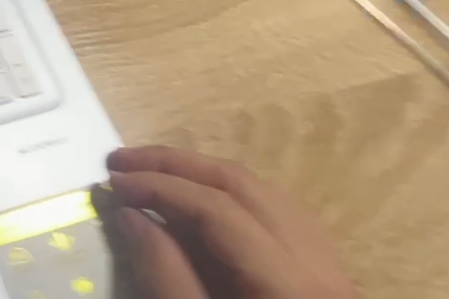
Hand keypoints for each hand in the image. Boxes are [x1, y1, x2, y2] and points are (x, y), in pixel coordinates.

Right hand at [102, 145, 357, 298]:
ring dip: (203, 178)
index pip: (219, 209)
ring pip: (266, 197)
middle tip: (121, 162)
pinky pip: (280, 222)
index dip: (160, 186)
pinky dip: (231, 203)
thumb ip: (164, 274)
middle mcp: (327, 274)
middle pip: (245, 188)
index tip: (111, 181)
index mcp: (296, 291)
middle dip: (177, 166)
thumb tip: (127, 210)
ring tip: (151, 177)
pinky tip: (196, 209)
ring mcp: (337, 280)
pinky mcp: (330, 291)